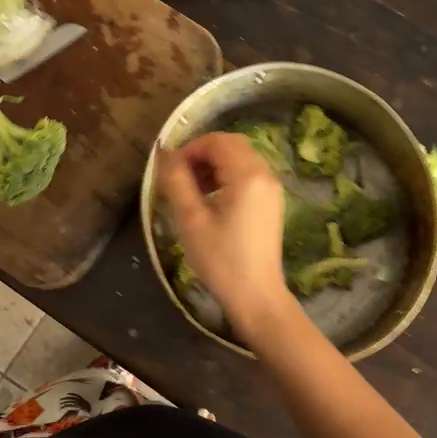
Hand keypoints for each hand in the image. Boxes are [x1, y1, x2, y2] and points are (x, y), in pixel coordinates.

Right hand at [158, 133, 298, 342]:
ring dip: (214, 165)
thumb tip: (164, 152)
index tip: (170, 171)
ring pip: (240, 158)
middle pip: (231, 145)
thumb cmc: (221, 260)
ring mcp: (273, 188)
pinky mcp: (272, 201)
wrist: (257, 296)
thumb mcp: (191, 220)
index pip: (217, 141)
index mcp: (248, 175)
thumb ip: (176, 181)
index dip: (190, 149)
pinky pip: (248, 174)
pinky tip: (211, 201)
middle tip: (180, 179)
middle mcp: (265, 174)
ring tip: (191, 192)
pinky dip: (227, 177)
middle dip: (202, 154)